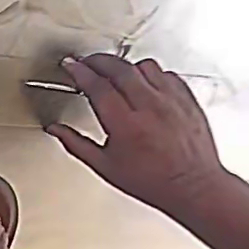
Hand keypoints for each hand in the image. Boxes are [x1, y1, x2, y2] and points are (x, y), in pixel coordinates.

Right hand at [46, 54, 229, 217]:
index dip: (80, 72)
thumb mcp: (104, 166)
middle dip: (97, 60)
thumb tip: (55, 129)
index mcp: (126, 125)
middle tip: (86, 62)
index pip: (98, 86)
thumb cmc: (152, 181)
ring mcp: (171, 102)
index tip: (71, 66)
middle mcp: (150, 109)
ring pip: (144, 66)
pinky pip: (167, 74)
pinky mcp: (187, 100)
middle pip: (119, 69)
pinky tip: (142, 81)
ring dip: (125, 66)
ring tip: (114, 72)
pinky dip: (150, 73)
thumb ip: (75, 143)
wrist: (193, 187)